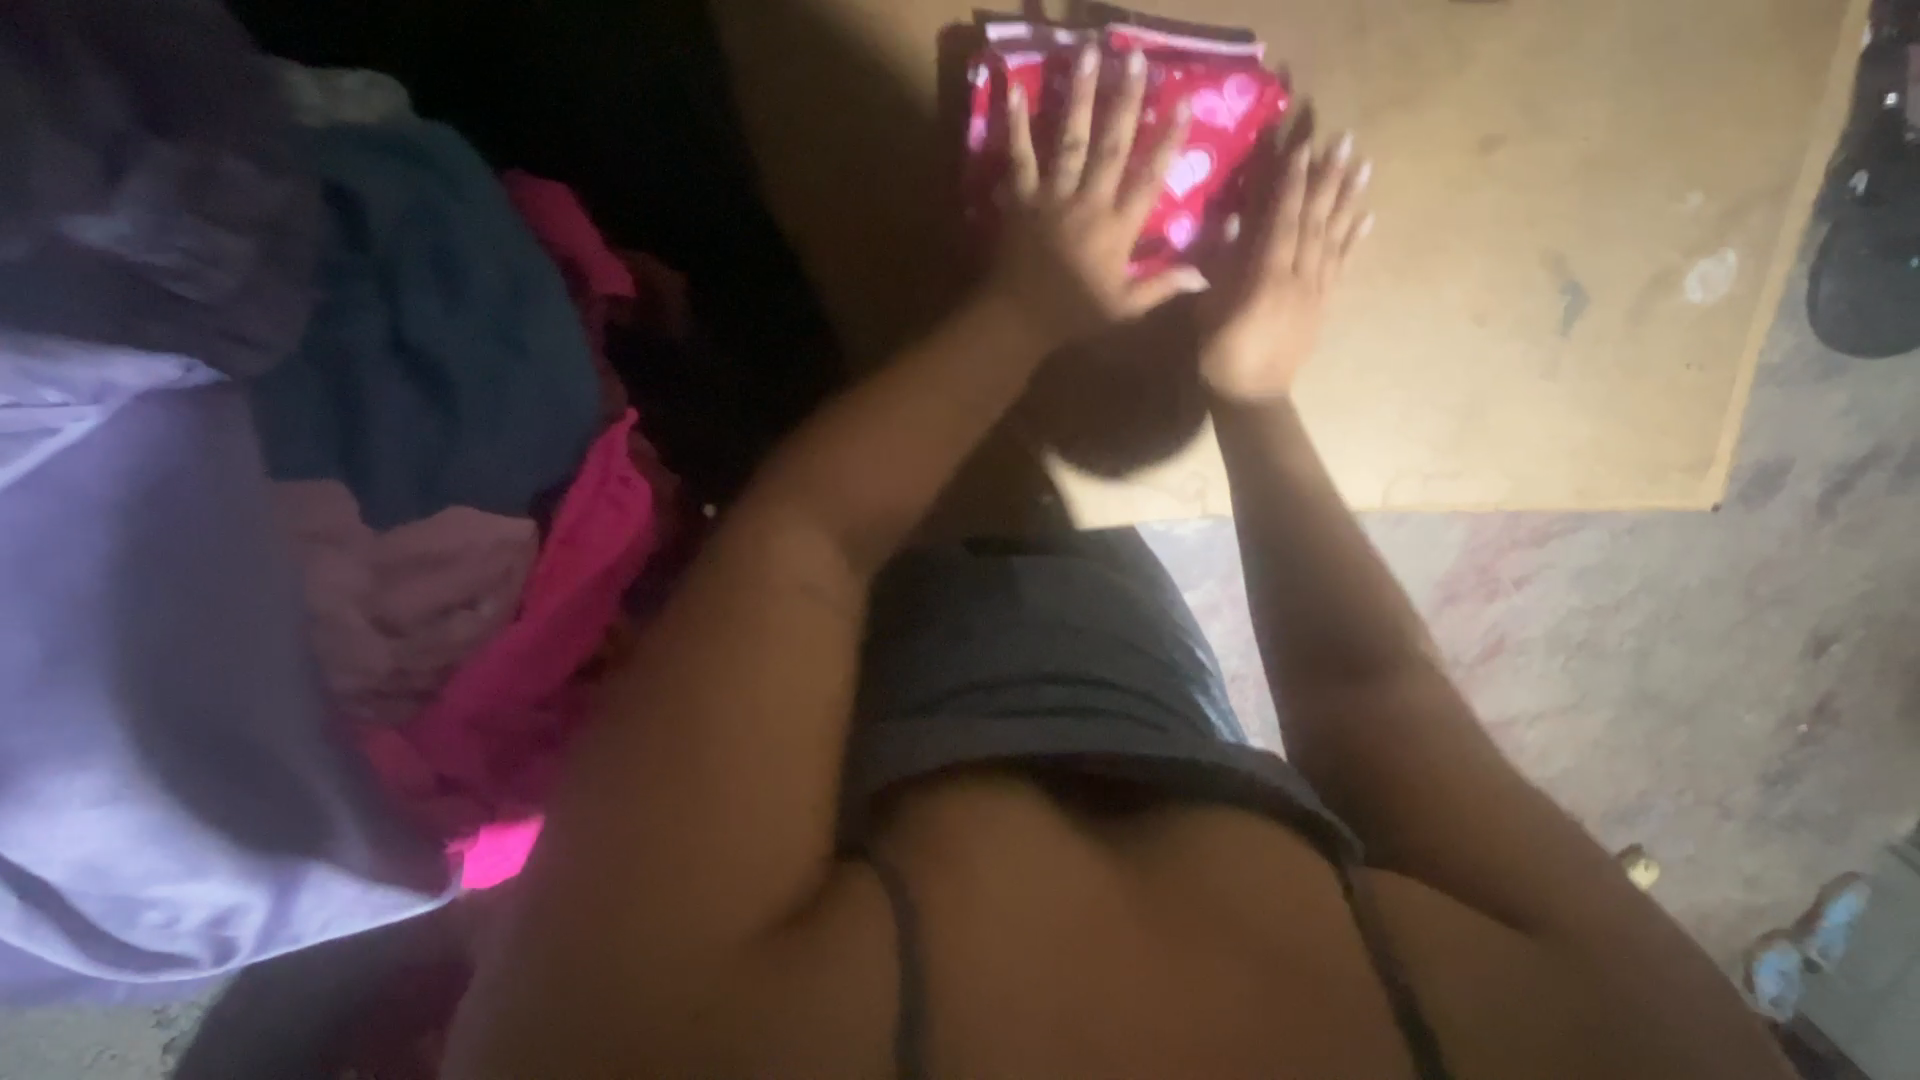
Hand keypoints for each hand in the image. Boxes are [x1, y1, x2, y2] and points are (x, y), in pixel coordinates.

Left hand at [985, 46, 1210, 350]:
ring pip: (1070, 139)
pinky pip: (1020, 156)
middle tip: (1136, 59)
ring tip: (1087, 55)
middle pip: (1112, 145)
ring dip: (1080, 95)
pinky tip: (1018, 89)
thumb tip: (1204, 275)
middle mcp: (1089, 203)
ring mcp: (1053, 197)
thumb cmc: (1074, 315)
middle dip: (1126, 100)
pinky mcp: (1022, 198)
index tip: (1183, 102)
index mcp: (1118, 228)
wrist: (1019, 319)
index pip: (1149, 177)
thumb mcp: (1125, 308)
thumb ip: (1162, 285)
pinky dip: (1018, 123)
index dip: (1168, 139)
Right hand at [1199, 128, 1373, 402]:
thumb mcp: (1210, 311)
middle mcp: (1298, 277)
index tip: (1302, 145)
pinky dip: (1355, 239)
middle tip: (1344, 139)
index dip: (1291, 182)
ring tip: (1363, 164)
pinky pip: (1343, 265)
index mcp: (1266, 277)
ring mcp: (1316, 290)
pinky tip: (1367, 216)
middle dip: (1328, 178)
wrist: (1253, 397)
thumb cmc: (1222, 355)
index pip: (1281, 219)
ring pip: (1334, 236)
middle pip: (1315, 220)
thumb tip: (1232, 222)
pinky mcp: (1324, 304)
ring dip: (1348, 198)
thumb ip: (1221, 267)